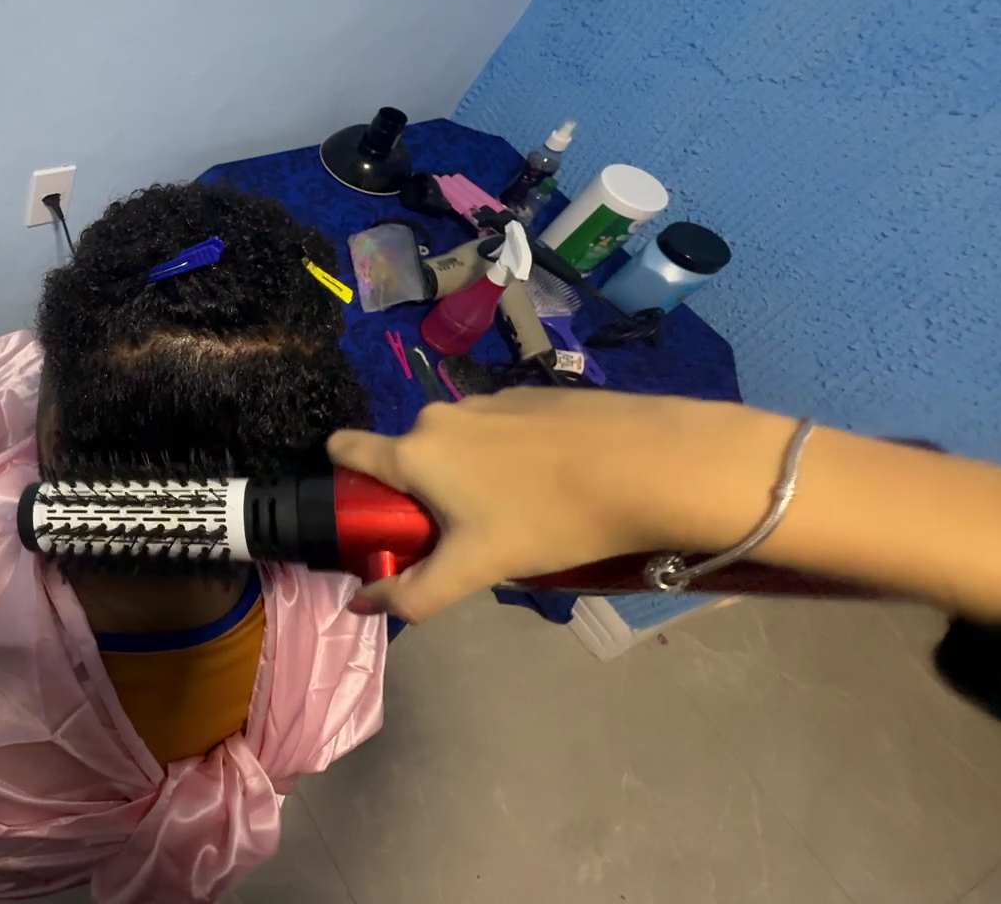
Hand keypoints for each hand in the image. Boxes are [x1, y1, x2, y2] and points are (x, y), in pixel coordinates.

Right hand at [328, 388, 793, 621]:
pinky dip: (506, 451)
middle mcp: (436, 417)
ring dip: (466, 470)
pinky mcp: (528, 393)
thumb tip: (359, 605)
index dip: (345, 477)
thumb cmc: (551, 517)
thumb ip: (414, 591)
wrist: (657, 464)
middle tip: (465, 529)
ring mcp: (484, 400)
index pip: (343, 448)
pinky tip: (554, 477)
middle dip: (422, 490)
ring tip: (519, 506)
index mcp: (413, 453)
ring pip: (453, 441)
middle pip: (406, 454)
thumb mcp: (480, 566)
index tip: (375, 510)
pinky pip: (495, 426)